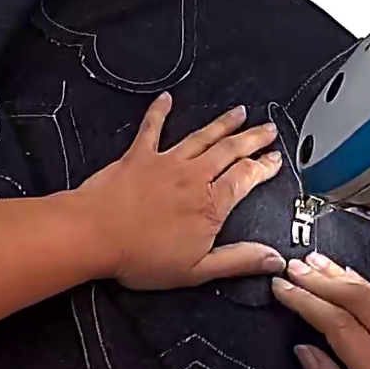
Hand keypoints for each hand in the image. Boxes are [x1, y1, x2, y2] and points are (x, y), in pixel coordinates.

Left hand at [74, 93, 286, 288]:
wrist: (94, 235)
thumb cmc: (141, 256)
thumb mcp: (196, 270)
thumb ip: (238, 261)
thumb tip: (273, 259)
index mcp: (210, 203)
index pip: (246, 178)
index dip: (264, 167)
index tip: (275, 160)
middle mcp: (193, 176)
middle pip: (231, 150)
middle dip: (253, 138)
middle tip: (268, 129)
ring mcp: (166, 162)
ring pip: (202, 136)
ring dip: (223, 123)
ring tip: (239, 112)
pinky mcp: (139, 156)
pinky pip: (152, 128)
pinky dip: (159, 112)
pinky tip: (166, 99)